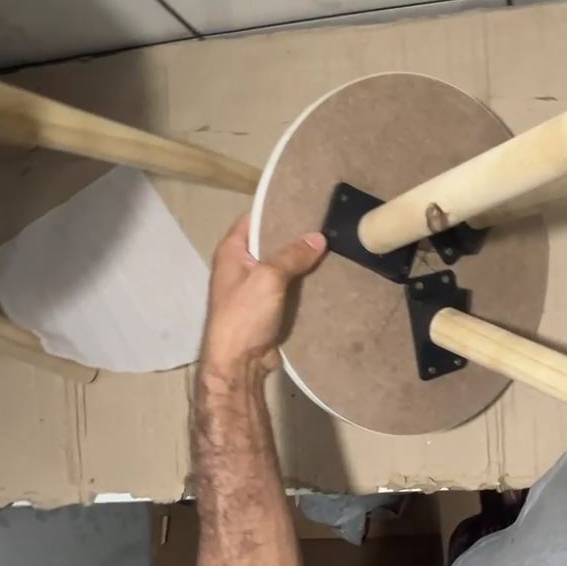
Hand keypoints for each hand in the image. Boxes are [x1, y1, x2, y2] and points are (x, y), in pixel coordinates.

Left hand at [200, 213, 327, 382]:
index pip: (254, 218)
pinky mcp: (268, 307)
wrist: (239, 364)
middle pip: (271, 242)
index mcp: (231, 251)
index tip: (306, 201)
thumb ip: (292, 255)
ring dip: (304, 261)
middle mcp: (240, 266)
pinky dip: (305, 282)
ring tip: (334, 245)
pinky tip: (328, 275)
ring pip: (283, 266)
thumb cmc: (244, 315)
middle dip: (297, 235)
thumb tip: (318, 237)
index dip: (277, 208)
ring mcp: (255, 288)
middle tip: (327, 223)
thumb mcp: (268, 278)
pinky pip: (290, 288)